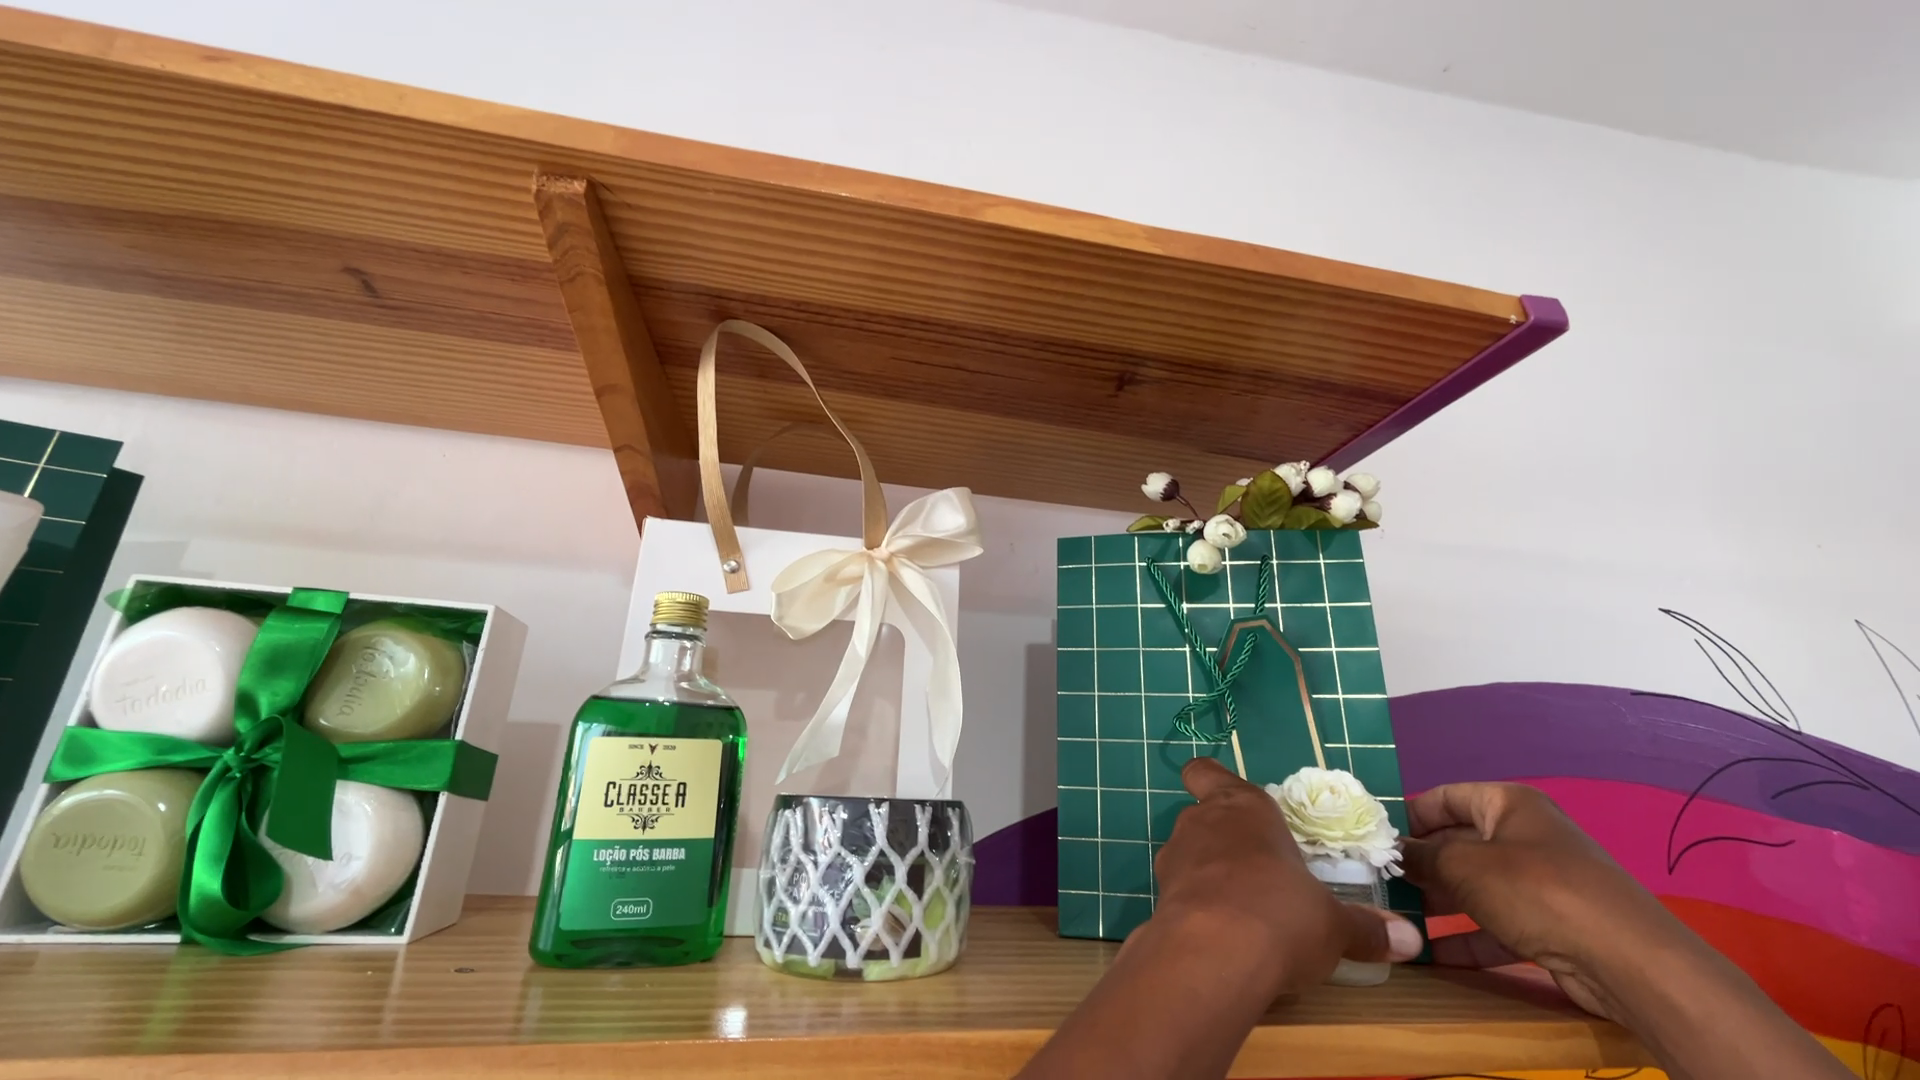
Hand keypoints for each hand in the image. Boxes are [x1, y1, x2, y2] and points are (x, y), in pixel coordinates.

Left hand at [1151, 757, 1422, 992]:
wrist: (1212, 956)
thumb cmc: (1280, 915)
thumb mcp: (1333, 925)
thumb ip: (1364, 928)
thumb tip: (1410, 940)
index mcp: (1243, 807)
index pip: (1207, 773)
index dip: (1210, 780)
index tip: (1227, 798)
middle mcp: (1202, 821)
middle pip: (1203, 815)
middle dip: (1224, 836)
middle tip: (1257, 866)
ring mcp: (1174, 857)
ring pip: (1188, 853)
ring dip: (1208, 872)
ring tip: (1243, 907)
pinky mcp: (1158, 895)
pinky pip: (1180, 891)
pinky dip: (1196, 905)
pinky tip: (1221, 935)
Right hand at [1402, 782, 1854, 1079]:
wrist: (1630, 964)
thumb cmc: (1539, 892)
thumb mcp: (1466, 866)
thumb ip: (1422, 856)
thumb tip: (1390, 851)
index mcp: (1508, 805)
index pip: (1444, 797)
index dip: (1408, 815)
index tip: (1373, 839)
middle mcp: (1524, 837)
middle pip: (1457, 844)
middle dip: (1419, 865)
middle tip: (1377, 883)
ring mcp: (1539, 884)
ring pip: (1475, 888)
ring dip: (1439, 905)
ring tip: (1398, 918)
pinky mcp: (1549, 927)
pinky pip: (1496, 926)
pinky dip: (1466, 938)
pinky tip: (1433, 954)